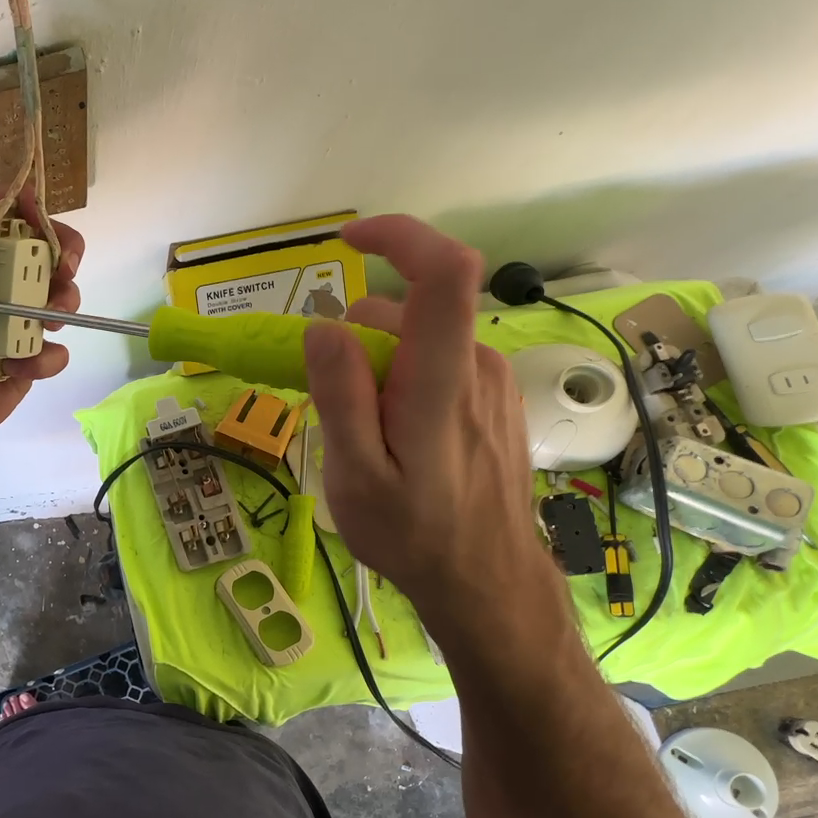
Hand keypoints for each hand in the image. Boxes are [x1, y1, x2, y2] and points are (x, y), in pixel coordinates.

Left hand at [0, 182, 83, 452]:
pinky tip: (17, 368)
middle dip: (64, 255)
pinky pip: (57, 352)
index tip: (37, 212)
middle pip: (49, 255)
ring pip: (62, 299)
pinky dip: (44, 360)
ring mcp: (23, 324)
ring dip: (62, 305)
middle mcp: (5, 290)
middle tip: (67, 266)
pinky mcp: (34, 360)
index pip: (10, 225)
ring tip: (48, 322)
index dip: (28, 210)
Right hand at [301, 215, 550, 619]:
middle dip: (354, 338)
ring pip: (417, 340)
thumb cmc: (412, 534)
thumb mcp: (355, 476)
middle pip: (407, 312)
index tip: (346, 243)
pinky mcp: (495, 397)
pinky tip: (395, 436)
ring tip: (363, 435)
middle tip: (330, 406)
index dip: (399, 237)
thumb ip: (340, 398)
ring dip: (377, 366)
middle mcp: (476, 365)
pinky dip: (402, 380)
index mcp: (440, 381)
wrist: (486, 580)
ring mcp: (491, 380)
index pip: (444, 274)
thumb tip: (322, 327)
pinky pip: (436, 363)